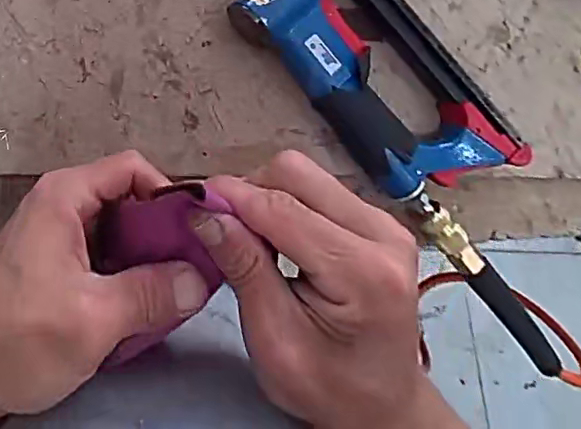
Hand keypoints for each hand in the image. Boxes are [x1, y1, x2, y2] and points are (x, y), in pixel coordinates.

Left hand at [0, 151, 210, 427]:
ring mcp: (51, 233)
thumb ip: (152, 294)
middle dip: (159, 231)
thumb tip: (200, 280)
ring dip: (142, 257)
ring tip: (166, 289)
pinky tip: (134, 305)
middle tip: (187, 265)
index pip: (133, 167)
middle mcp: (59, 202)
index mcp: (65, 195)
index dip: (167, 192)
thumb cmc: (12, 339)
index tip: (191, 230)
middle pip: (126, 197)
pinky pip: (99, 253)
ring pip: (115, 229)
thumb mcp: (92, 320)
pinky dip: (121, 273)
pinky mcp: (47, 263)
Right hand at [196, 151, 464, 428]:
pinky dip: (289, 201)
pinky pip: (321, 186)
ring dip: (269, 194)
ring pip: (308, 173)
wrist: (383, 406)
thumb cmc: (331, 388)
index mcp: (364, 272)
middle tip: (223, 222)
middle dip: (252, 190)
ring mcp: (384, 221)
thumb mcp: (275, 342)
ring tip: (250, 234)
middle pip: (298, 173)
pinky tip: (277, 235)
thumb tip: (208, 213)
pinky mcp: (378, 216)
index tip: (196, 198)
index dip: (234, 196)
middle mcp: (382, 234)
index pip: (284, 210)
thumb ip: (244, 270)